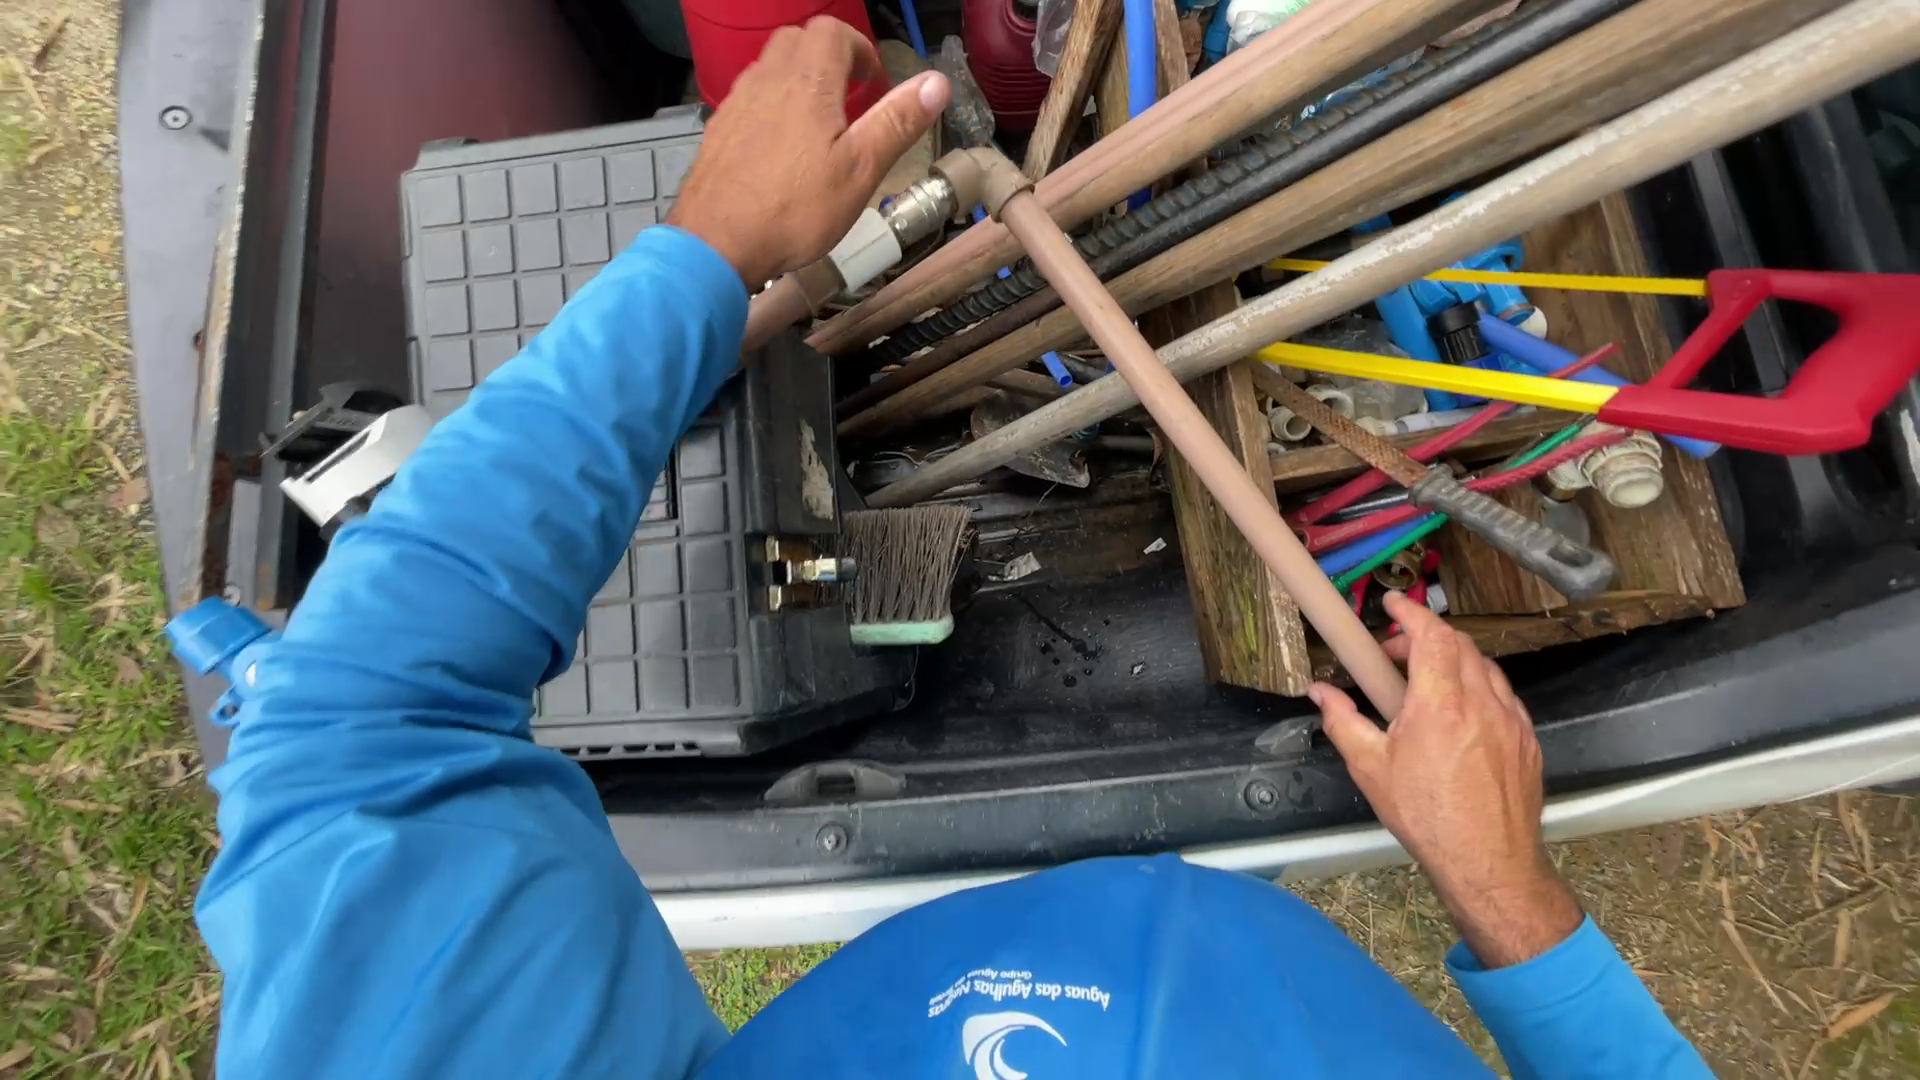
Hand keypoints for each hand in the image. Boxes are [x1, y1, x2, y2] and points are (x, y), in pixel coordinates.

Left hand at [667, 17, 950, 287]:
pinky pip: (751, 103)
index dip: (860, 49)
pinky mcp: (721, 133)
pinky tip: (783, 154)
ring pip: (770, 70)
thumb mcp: (860, 170)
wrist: (719, 242)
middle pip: (798, 42)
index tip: (874, 83)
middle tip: (850, 98)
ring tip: (820, 128)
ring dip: (799, 84)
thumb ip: (896, 123)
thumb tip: (936, 83)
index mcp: (808, 81)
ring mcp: (738, 105)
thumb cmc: (795, 210)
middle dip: (829, 60)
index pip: (833, 32)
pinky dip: (773, 111)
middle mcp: (767, 79)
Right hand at [1310, 592, 1581, 967]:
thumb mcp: (1368, 767)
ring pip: (1485, 666)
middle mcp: (1482, 704)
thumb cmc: (1427, 815)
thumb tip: (1320, 694)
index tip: (1393, 603)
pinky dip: (1476, 682)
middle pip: (1460, 645)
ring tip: (1422, 676)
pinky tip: (1456, 706)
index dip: (1412, 612)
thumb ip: (1341, 721)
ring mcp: (1511, 722)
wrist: (1489, 863)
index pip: (1433, 638)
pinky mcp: (1527, 741)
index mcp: (1440, 706)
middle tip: (1394, 648)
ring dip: (1452, 657)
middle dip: (1425, 634)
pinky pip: (1503, 694)